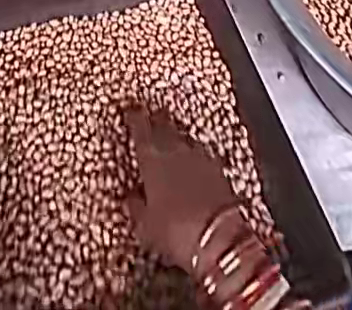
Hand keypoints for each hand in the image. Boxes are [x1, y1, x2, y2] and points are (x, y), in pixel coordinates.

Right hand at [123, 109, 241, 270]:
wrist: (221, 241)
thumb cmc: (176, 232)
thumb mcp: (145, 225)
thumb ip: (135, 206)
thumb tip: (131, 198)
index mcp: (151, 157)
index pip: (139, 125)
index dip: (133, 115)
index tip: (130, 110)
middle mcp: (174, 149)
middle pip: (164, 122)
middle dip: (156, 118)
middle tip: (150, 117)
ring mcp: (199, 157)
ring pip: (184, 136)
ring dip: (177, 136)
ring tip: (172, 141)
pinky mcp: (219, 170)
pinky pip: (203, 154)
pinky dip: (196, 155)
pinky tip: (195, 164)